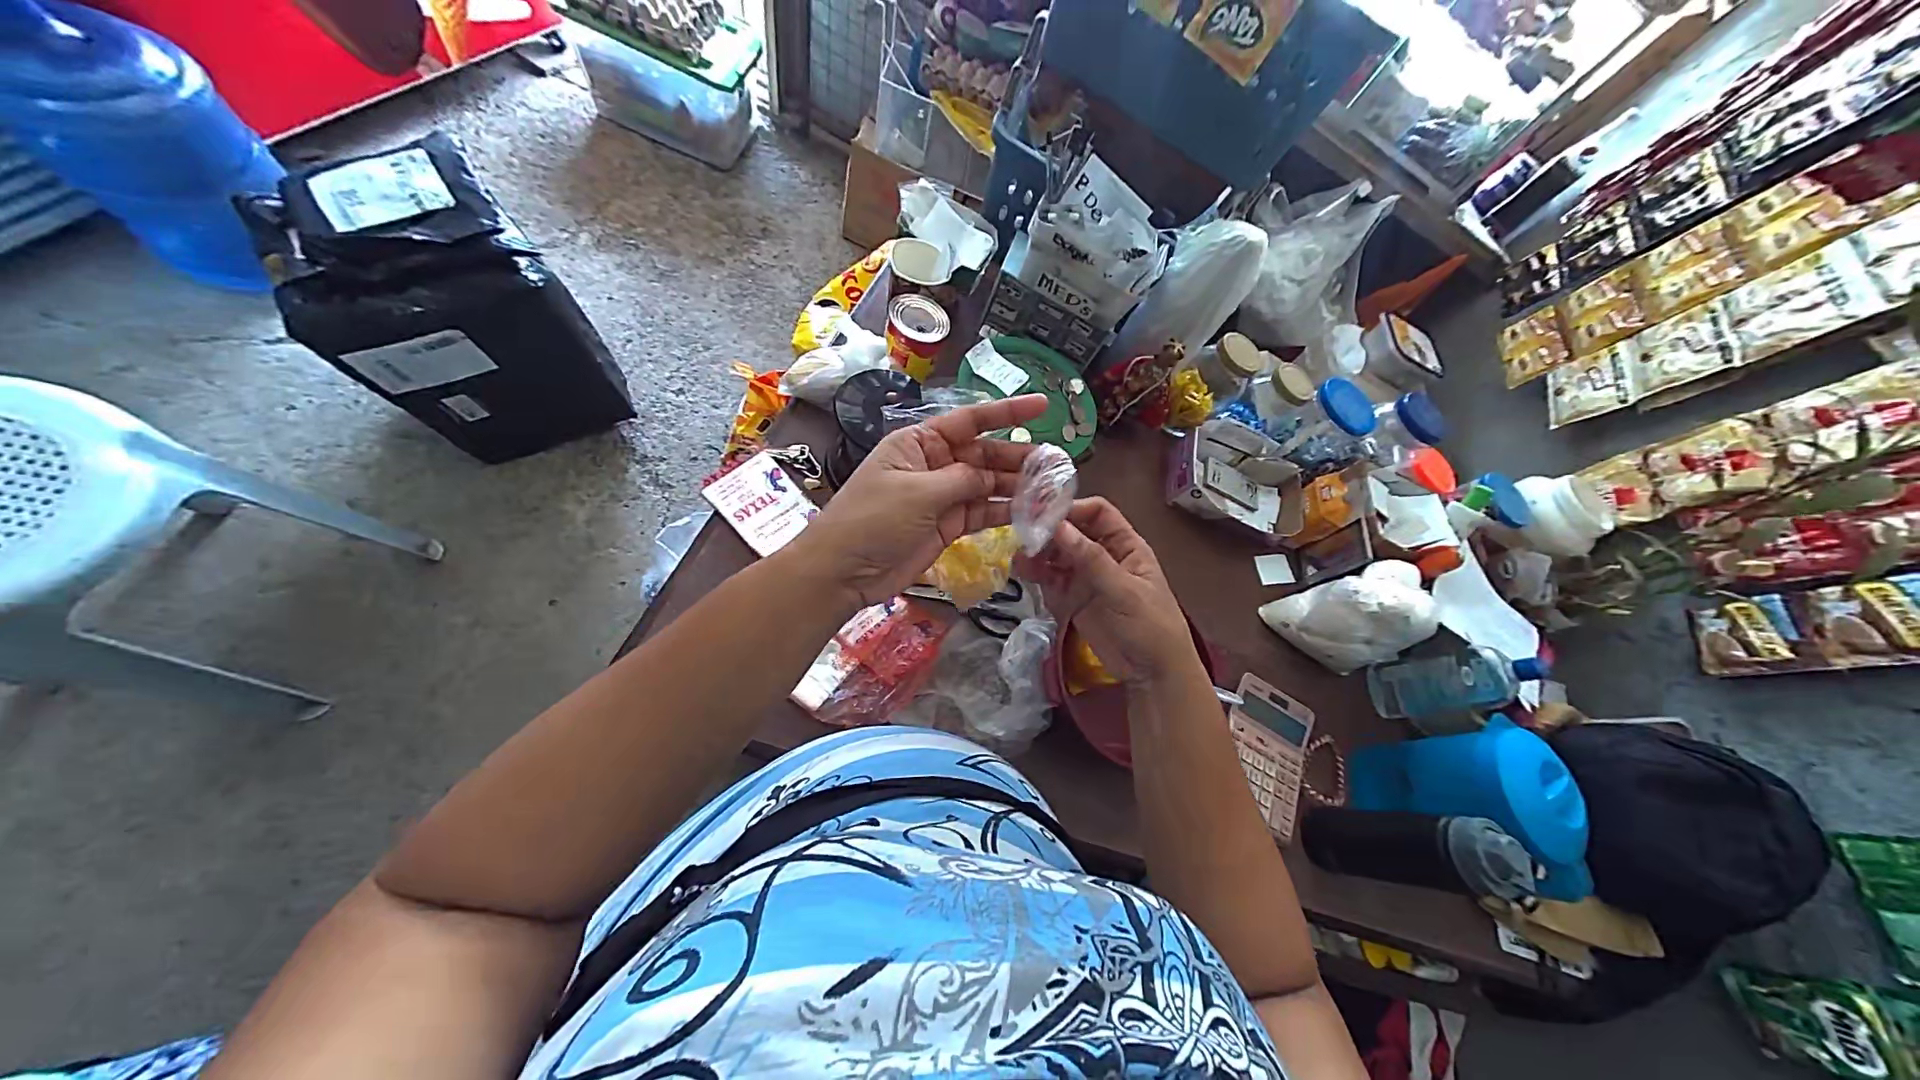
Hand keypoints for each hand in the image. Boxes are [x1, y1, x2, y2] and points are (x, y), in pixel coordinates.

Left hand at [793, 394, 1048, 607]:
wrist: (844, 571)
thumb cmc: (872, 520)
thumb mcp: (918, 493)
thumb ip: (961, 480)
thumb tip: (991, 474)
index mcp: (919, 443)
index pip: (970, 420)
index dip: (1007, 413)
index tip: (1042, 405)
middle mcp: (934, 464)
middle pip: (984, 454)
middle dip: (1018, 457)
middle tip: (1054, 464)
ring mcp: (941, 496)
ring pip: (987, 485)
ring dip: (1017, 487)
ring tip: (1050, 489)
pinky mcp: (946, 526)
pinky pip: (981, 513)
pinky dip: (1004, 513)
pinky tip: (1029, 512)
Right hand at [1014, 497, 1200, 687]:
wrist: (1151, 673)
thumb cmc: (1150, 626)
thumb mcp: (1123, 590)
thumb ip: (1090, 558)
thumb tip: (1058, 527)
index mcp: (1125, 545)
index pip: (1097, 513)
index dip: (1073, 509)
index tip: (1045, 515)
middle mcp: (1102, 555)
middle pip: (1071, 531)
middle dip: (1049, 531)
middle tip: (1024, 534)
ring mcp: (1085, 577)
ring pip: (1056, 554)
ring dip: (1038, 551)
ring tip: (1020, 555)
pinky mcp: (1071, 598)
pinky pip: (1049, 578)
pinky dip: (1035, 572)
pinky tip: (1021, 570)